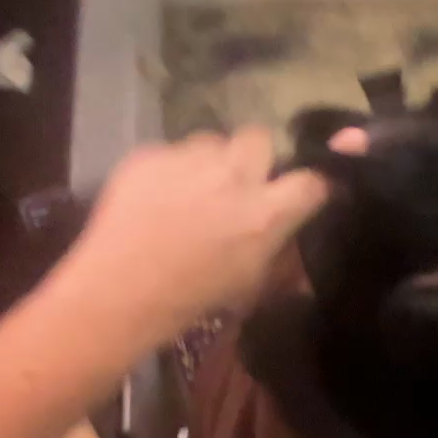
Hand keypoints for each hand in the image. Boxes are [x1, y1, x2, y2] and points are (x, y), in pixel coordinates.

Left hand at [50, 128, 327, 332]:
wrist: (121, 292)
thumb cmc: (194, 299)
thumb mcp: (251, 283)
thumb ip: (279, 251)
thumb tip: (296, 239)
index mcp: (266, 214)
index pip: (312, 180)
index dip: (315, 183)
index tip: (308, 191)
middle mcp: (233, 176)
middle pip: (261, 137)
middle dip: (257, 157)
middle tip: (242, 183)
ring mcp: (189, 159)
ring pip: (213, 142)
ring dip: (213, 162)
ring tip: (194, 193)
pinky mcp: (150, 154)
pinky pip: (173, 152)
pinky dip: (174, 171)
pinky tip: (160, 199)